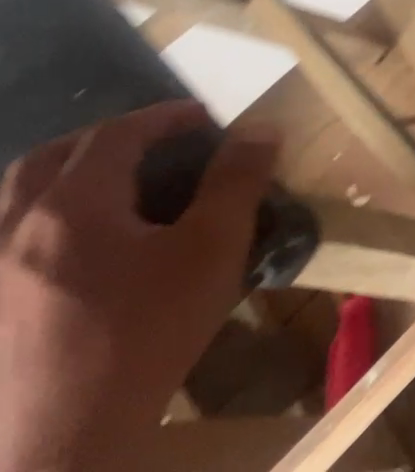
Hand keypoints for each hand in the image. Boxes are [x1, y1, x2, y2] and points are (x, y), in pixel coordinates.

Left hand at [0, 101, 278, 471]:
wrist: (64, 428)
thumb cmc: (148, 329)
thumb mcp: (212, 249)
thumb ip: (235, 183)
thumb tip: (259, 128)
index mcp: (69, 206)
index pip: (114, 135)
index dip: (163, 116)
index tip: (207, 117)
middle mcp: (12, 226)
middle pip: (47, 159)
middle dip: (104, 140)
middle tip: (155, 144)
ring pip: (15, 198)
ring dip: (65, 176)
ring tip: (115, 187)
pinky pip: (7, 236)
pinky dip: (43, 218)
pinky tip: (78, 243)